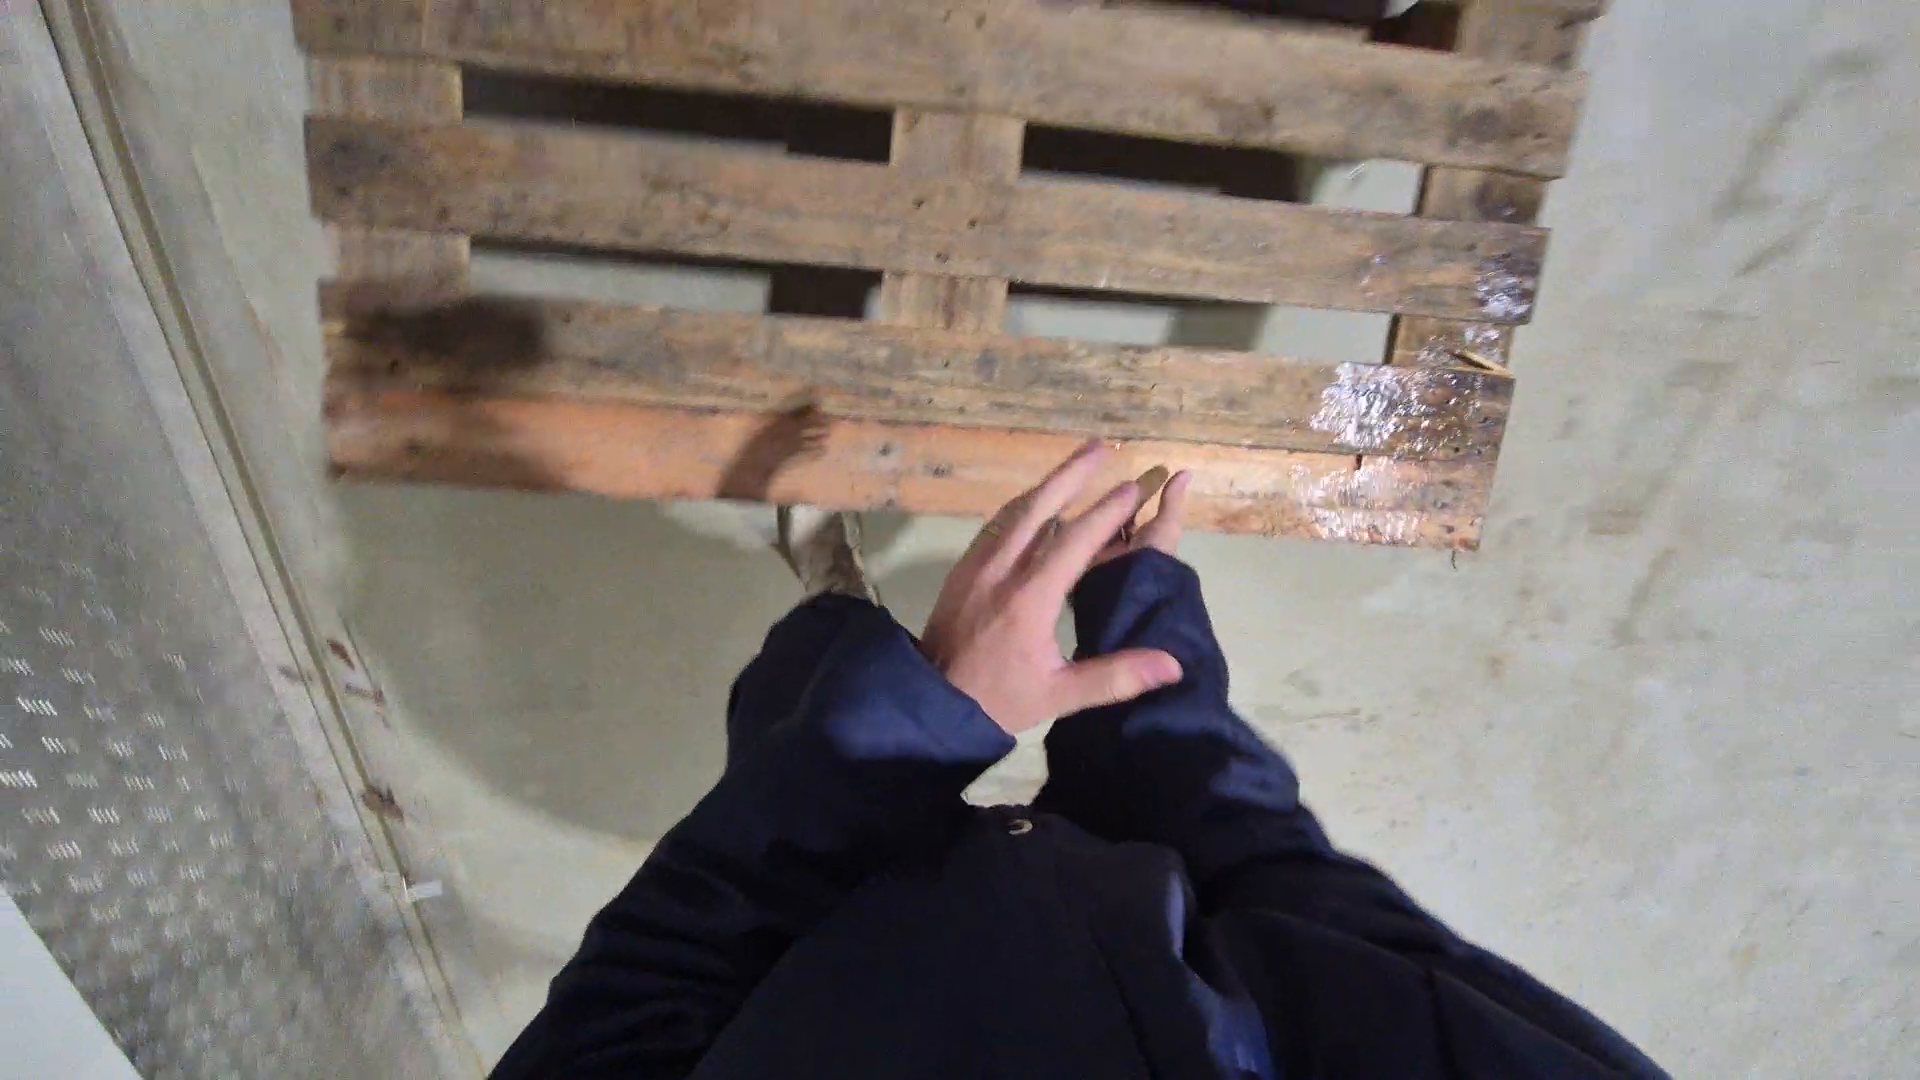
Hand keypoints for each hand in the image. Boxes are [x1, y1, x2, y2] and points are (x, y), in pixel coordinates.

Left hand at [919, 442, 1189, 734]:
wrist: (932, 698)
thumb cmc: (999, 698)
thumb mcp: (1058, 695)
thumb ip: (1115, 676)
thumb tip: (1172, 664)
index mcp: (1029, 598)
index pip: (1075, 541)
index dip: (1107, 512)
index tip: (1133, 487)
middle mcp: (1002, 569)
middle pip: (1040, 506)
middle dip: (1073, 473)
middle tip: (1102, 445)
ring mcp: (977, 563)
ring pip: (1015, 510)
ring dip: (1047, 484)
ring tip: (1076, 463)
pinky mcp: (963, 567)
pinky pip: (996, 524)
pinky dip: (1022, 505)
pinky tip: (1036, 500)